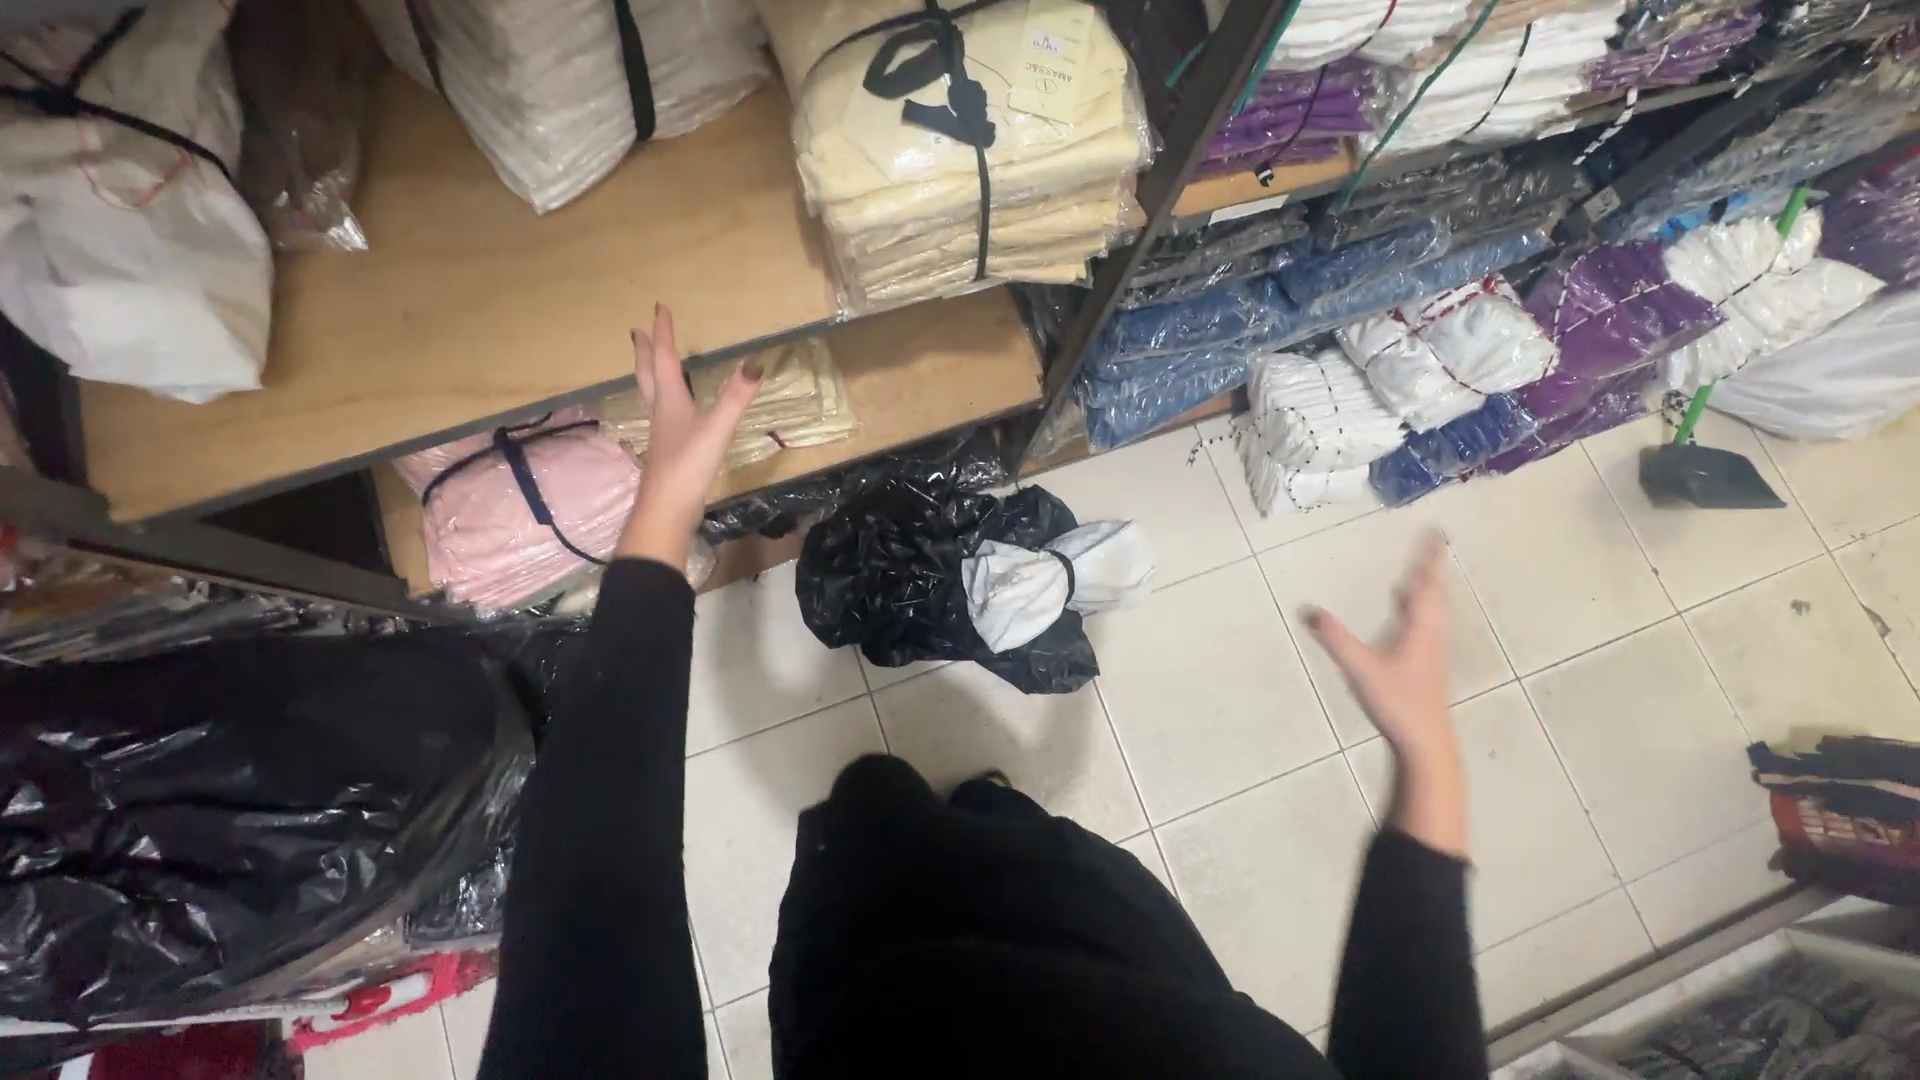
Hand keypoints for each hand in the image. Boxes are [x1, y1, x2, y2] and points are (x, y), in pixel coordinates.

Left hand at [616, 304, 762, 570]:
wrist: (667, 510)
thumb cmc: (688, 466)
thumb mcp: (717, 429)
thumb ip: (736, 397)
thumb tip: (756, 363)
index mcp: (670, 402)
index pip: (664, 359)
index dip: (663, 333)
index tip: (660, 308)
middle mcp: (661, 413)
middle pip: (648, 375)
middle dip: (645, 351)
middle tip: (638, 331)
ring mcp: (663, 434)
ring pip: (652, 395)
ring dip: (650, 375)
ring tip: (651, 364)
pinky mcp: (669, 452)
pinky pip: (664, 415)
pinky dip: (665, 401)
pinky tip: (673, 412)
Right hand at [1303, 529, 1455, 760]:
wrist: (1426, 741)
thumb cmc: (1398, 701)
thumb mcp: (1361, 669)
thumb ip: (1335, 640)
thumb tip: (1309, 610)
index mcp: (1421, 629)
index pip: (1427, 586)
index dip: (1432, 559)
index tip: (1439, 533)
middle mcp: (1432, 635)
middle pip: (1435, 594)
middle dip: (1433, 569)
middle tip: (1432, 546)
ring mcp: (1433, 651)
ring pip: (1435, 610)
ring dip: (1429, 589)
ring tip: (1422, 573)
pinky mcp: (1428, 664)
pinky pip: (1429, 624)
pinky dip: (1423, 608)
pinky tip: (1411, 615)